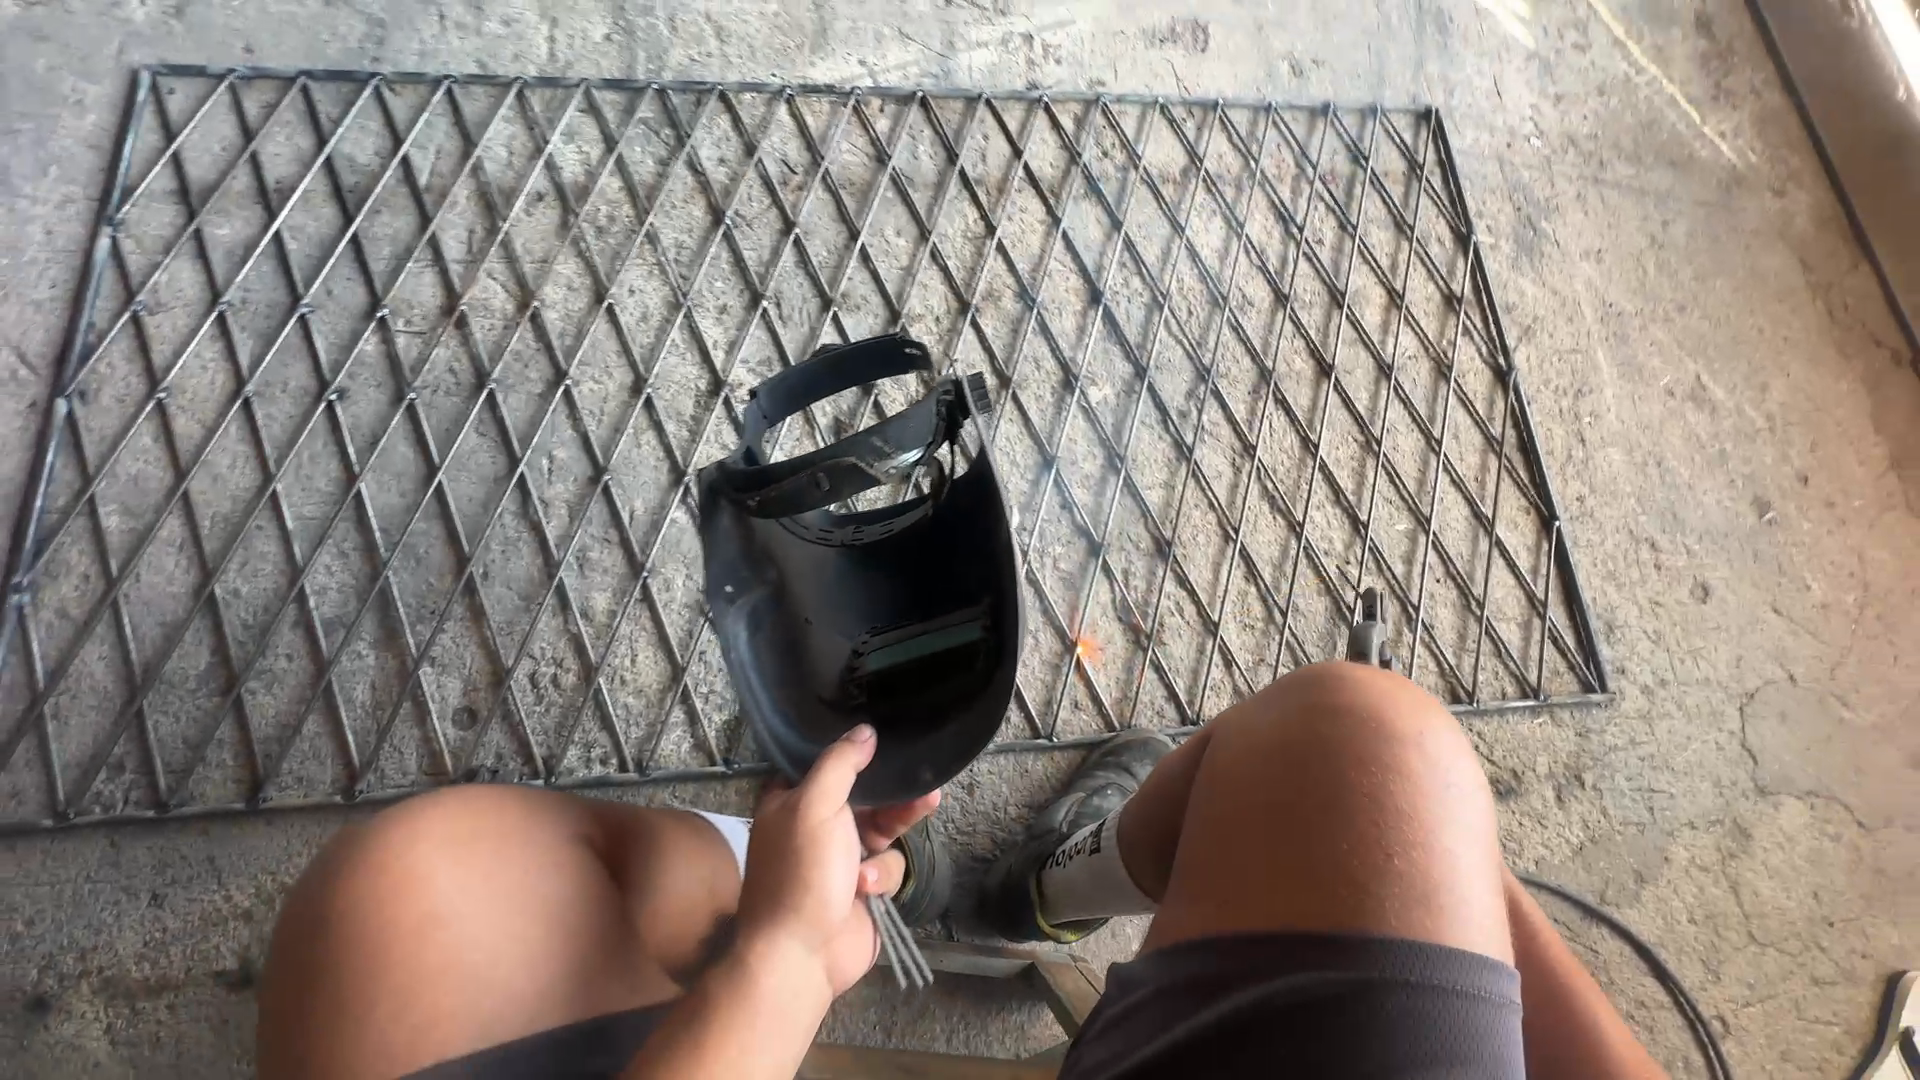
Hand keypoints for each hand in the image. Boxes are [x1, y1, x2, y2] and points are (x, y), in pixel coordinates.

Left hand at [735, 725, 940, 995]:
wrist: (801, 956)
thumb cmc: (801, 872)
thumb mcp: (815, 805)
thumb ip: (840, 763)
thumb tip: (865, 731)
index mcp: (790, 799)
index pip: (824, 761)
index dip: (853, 748)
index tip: (885, 732)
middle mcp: (815, 823)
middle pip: (865, 792)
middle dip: (894, 788)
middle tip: (925, 775)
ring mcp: (840, 856)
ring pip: (885, 825)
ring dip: (897, 823)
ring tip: (926, 805)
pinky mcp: (863, 887)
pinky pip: (886, 864)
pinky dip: (881, 875)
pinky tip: (867, 888)